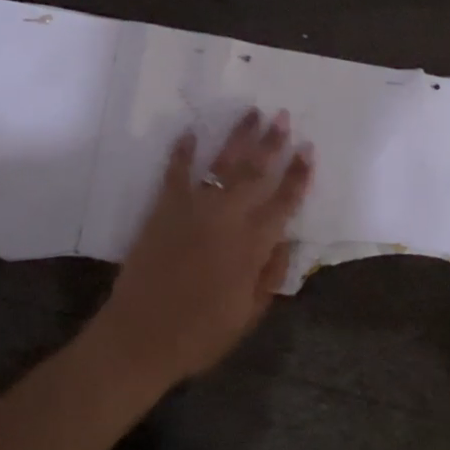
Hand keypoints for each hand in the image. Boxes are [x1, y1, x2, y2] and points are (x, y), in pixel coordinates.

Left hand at [88, 109, 313, 386]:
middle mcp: (228, 218)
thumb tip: (287, 240)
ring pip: (222, 163)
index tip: (309, 150)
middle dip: (272, 143)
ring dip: (238, 137)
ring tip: (251, 113)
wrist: (141, 336)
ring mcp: (193, 209)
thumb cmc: (200, 334)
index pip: (284, 202)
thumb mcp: (249, 314)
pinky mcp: (163, 209)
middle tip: (283, 116)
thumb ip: (271, 275)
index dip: (299, 175)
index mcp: (253, 245)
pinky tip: (190, 133)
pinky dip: (182, 151)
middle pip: (256, 172)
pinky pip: (175, 172)